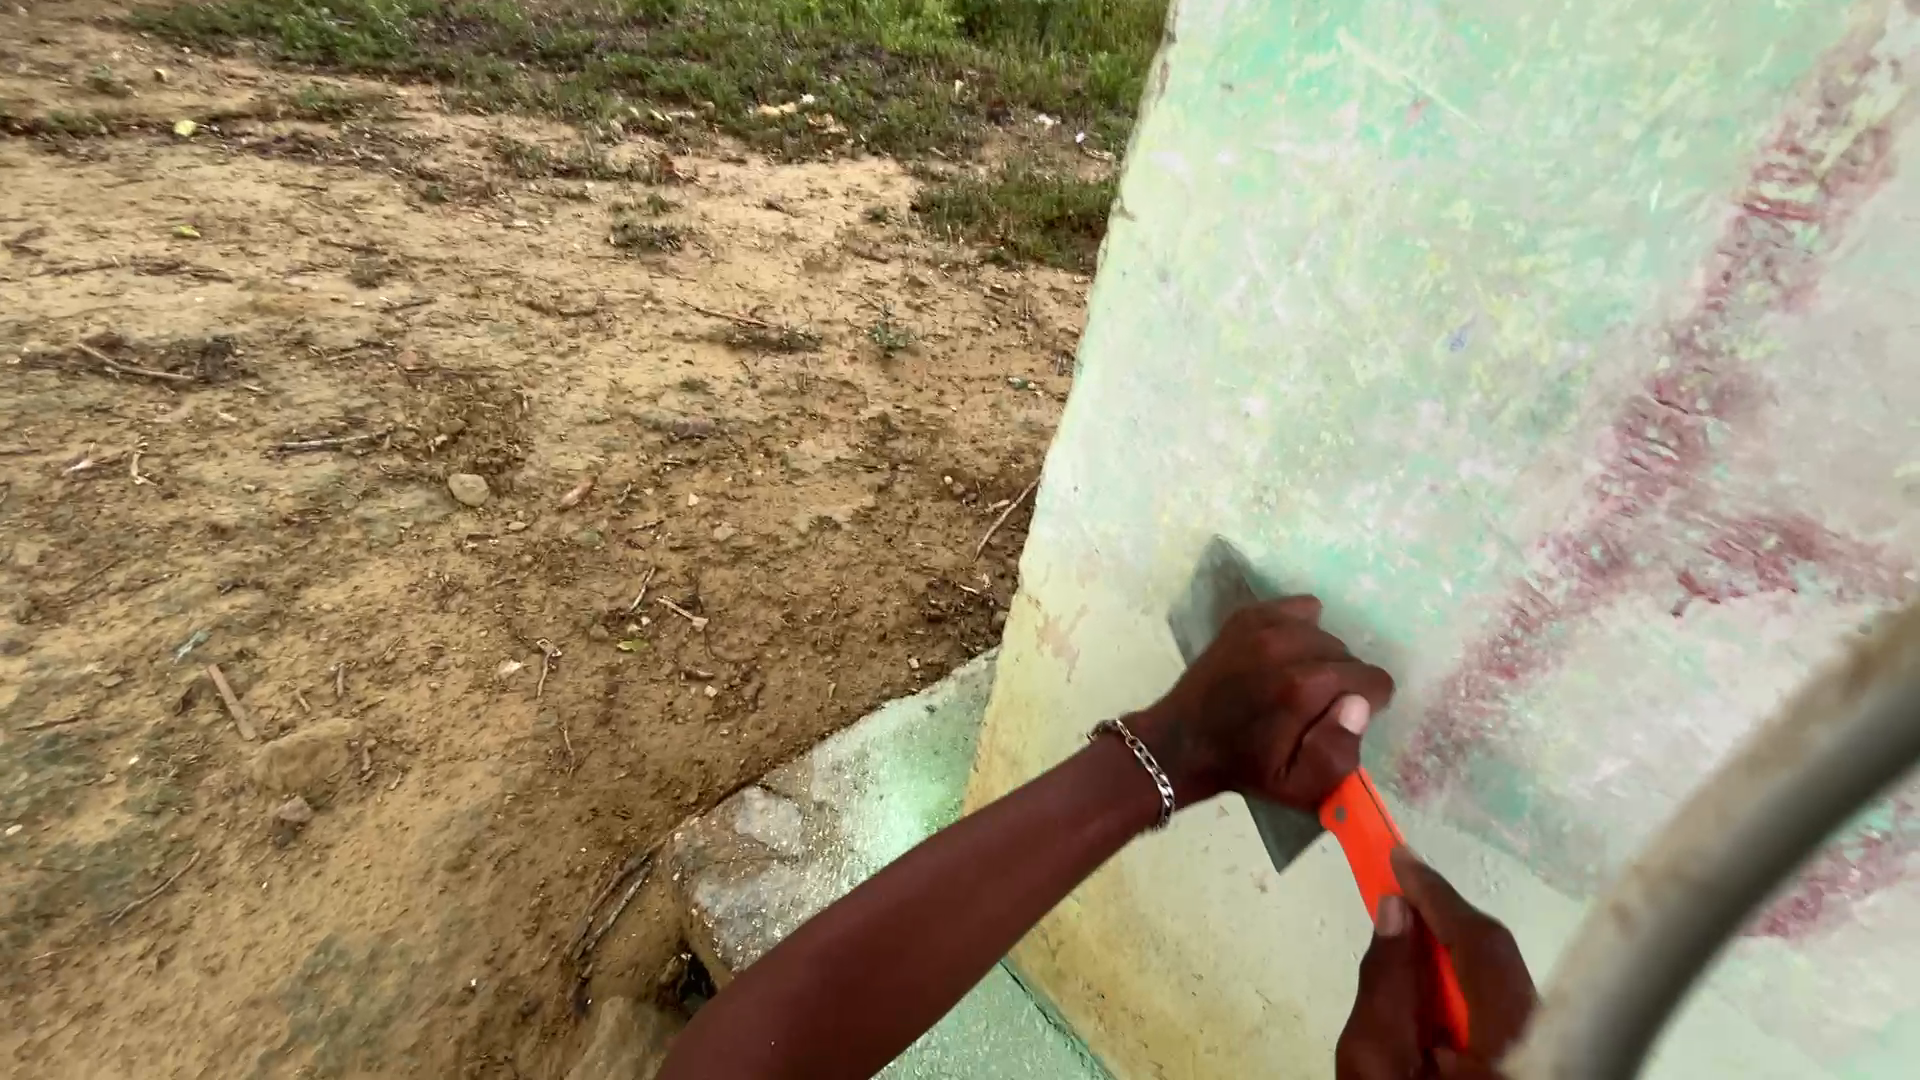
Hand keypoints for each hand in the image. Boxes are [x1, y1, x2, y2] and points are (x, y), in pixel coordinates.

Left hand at [1130, 596, 1394, 808]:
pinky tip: (1286, 652)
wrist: (1184, 741)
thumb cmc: (1248, 767)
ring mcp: (1262, 626)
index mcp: (1302, 688)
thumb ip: (1340, 753)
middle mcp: (1284, 647)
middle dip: (1342, 680)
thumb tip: (1358, 705)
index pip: (1373, 679)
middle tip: (1313, 704)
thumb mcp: (1301, 787)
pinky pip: (1301, 607)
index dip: (1365, 703)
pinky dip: (1302, 626)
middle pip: (1348, 654)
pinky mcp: (1245, 616)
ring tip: (1297, 679)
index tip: (1338, 717)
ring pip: (1325, 632)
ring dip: (1321, 655)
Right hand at [1337, 849, 1537, 1078]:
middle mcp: (1560, 1058)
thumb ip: (1383, 983)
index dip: (1436, 894)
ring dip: (1452, 966)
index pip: (1481, 947)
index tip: (1396, 857)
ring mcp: (1564, 1066)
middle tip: (1392, 900)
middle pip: (1500, 967)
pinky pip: (1513, 1020)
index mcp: (1518, 1057)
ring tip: (1405, 966)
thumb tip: (1393, 914)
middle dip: (1440, 930)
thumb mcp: (1371, 1064)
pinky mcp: (1555, 1069)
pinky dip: (1468, 999)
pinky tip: (1434, 1012)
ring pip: (1508, 993)